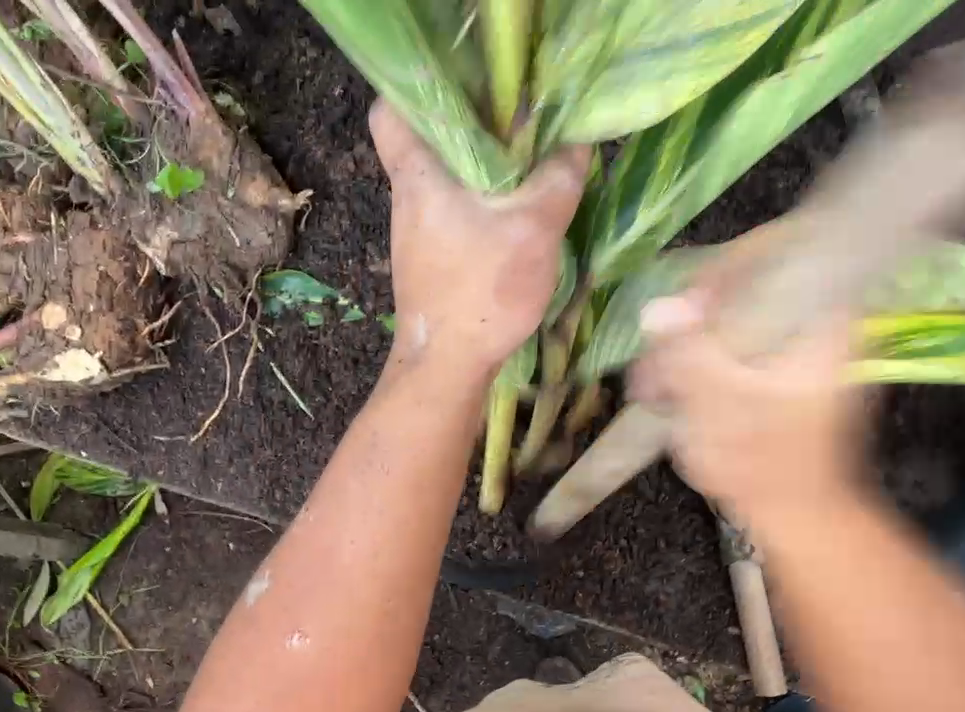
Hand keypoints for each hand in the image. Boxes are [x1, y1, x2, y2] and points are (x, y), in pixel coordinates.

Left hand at [371, 101, 589, 385]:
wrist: (447, 368)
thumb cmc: (480, 292)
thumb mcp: (534, 227)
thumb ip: (559, 178)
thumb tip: (573, 147)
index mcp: (419, 174)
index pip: (390, 109)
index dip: (418, 90)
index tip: (468, 92)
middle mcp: (408, 198)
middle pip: (430, 140)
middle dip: (473, 127)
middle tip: (521, 123)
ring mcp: (417, 233)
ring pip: (447, 180)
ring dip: (484, 171)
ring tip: (530, 166)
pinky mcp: (431, 261)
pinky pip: (456, 213)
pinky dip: (483, 206)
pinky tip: (518, 216)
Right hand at [632, 285, 864, 518]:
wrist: (795, 515)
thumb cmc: (766, 467)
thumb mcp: (720, 408)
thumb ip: (690, 354)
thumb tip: (657, 308)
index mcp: (823, 319)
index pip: (788, 248)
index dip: (730, 265)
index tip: (688, 302)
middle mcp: (818, 320)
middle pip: (753, 282)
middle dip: (696, 314)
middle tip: (657, 352)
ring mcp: (799, 343)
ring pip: (738, 314)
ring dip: (689, 341)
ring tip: (652, 383)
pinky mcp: (779, 365)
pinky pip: (735, 341)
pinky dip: (701, 359)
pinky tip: (669, 391)